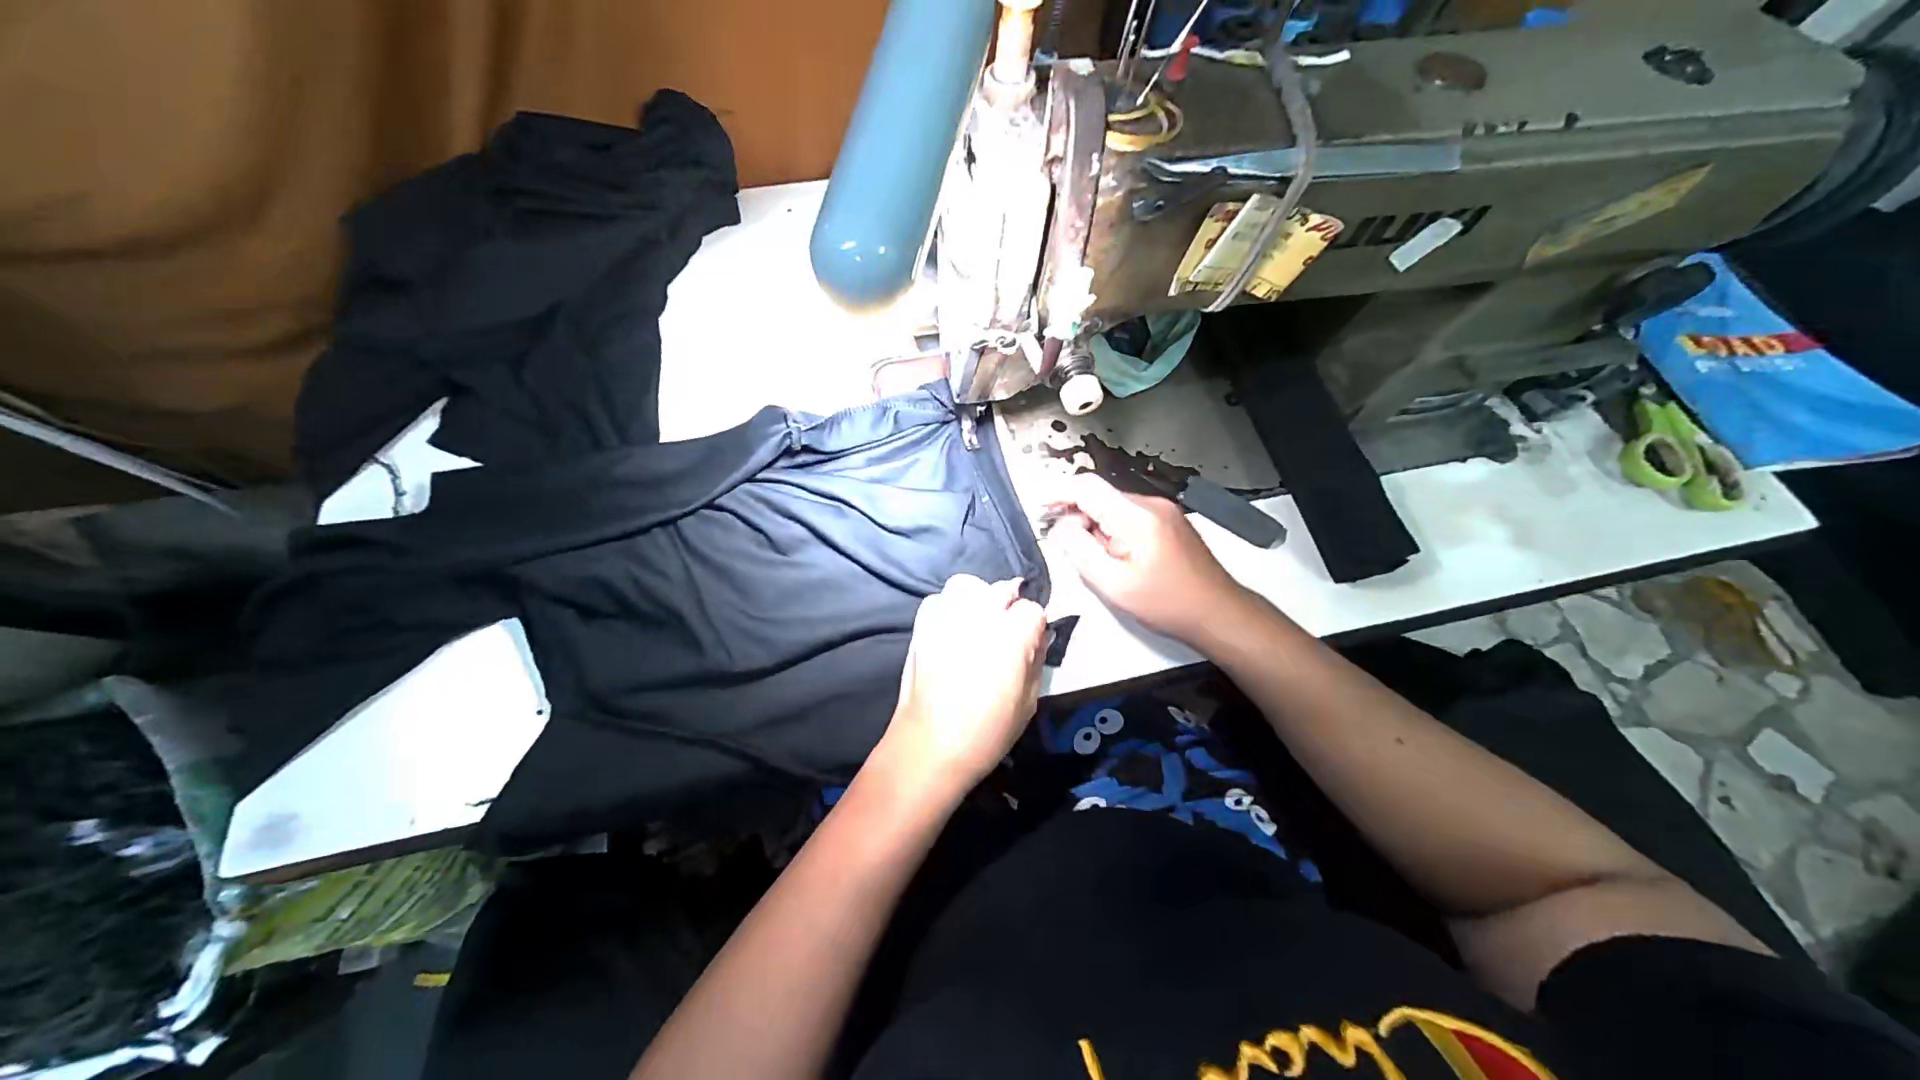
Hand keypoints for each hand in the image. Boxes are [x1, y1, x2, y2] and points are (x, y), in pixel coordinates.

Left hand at [875, 574, 1046, 800]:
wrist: (929, 746)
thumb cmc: (987, 732)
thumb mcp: (1028, 702)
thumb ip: (1035, 662)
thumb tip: (1037, 640)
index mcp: (1012, 635)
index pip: (1033, 609)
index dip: (1035, 626)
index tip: (1031, 643)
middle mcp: (980, 616)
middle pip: (1002, 589)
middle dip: (1010, 605)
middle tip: (1008, 630)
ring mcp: (947, 616)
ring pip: (968, 585)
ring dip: (978, 598)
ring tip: (979, 622)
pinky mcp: (922, 625)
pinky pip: (938, 600)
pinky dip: (948, 607)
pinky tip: (952, 628)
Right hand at [1046, 472, 1264, 650]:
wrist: (1218, 612)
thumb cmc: (1169, 603)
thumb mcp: (1114, 585)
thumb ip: (1080, 551)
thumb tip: (1060, 528)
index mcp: (1137, 516)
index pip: (1086, 487)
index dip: (1058, 494)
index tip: (1040, 509)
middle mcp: (1151, 505)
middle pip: (1099, 497)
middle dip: (1077, 518)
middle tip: (1069, 550)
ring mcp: (1163, 511)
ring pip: (1113, 507)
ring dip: (1096, 527)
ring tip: (1099, 563)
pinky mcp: (1168, 521)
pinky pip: (1130, 516)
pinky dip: (1114, 531)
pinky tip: (1117, 559)